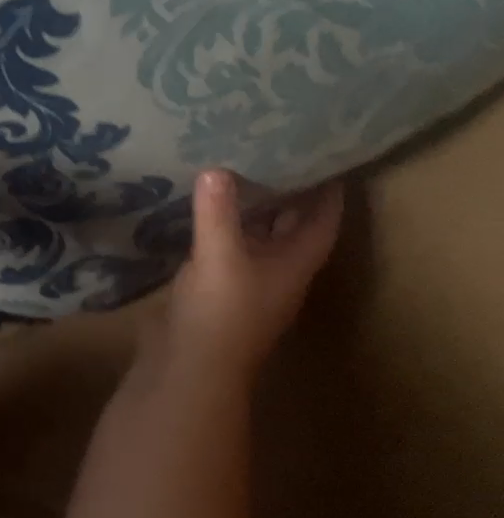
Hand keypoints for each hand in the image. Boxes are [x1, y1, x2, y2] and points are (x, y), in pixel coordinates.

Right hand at [160, 169, 344, 379]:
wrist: (190, 361)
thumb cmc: (220, 310)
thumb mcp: (220, 257)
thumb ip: (217, 214)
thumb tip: (216, 168)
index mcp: (294, 263)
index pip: (321, 221)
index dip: (327, 192)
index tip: (321, 157)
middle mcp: (275, 268)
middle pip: (288, 227)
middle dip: (284, 194)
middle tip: (267, 156)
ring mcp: (242, 278)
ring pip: (252, 236)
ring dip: (246, 210)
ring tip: (230, 173)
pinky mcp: (211, 284)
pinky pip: (220, 245)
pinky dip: (214, 226)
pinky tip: (195, 210)